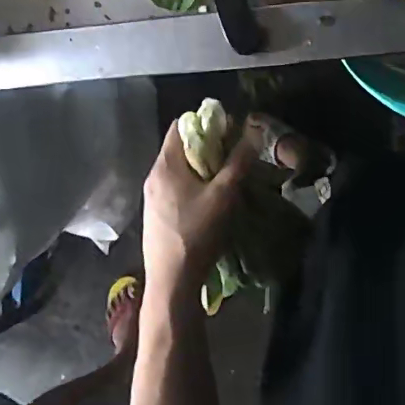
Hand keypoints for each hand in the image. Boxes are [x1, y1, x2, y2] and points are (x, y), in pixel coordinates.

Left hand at [142, 121, 254, 295]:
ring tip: (225, 178)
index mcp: (165, 165)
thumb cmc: (197, 233)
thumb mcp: (224, 194)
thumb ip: (239, 160)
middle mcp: (153, 176)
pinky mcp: (155, 213)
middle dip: (207, 146)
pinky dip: (193, 184)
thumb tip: (253, 130)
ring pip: (178, 168)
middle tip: (233, 155)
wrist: (172, 281)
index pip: (181, 125)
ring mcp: (151, 196)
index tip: (229, 132)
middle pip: (180, 147)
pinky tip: (209, 200)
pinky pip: (175, 186)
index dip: (206, 122)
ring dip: (201, 167)